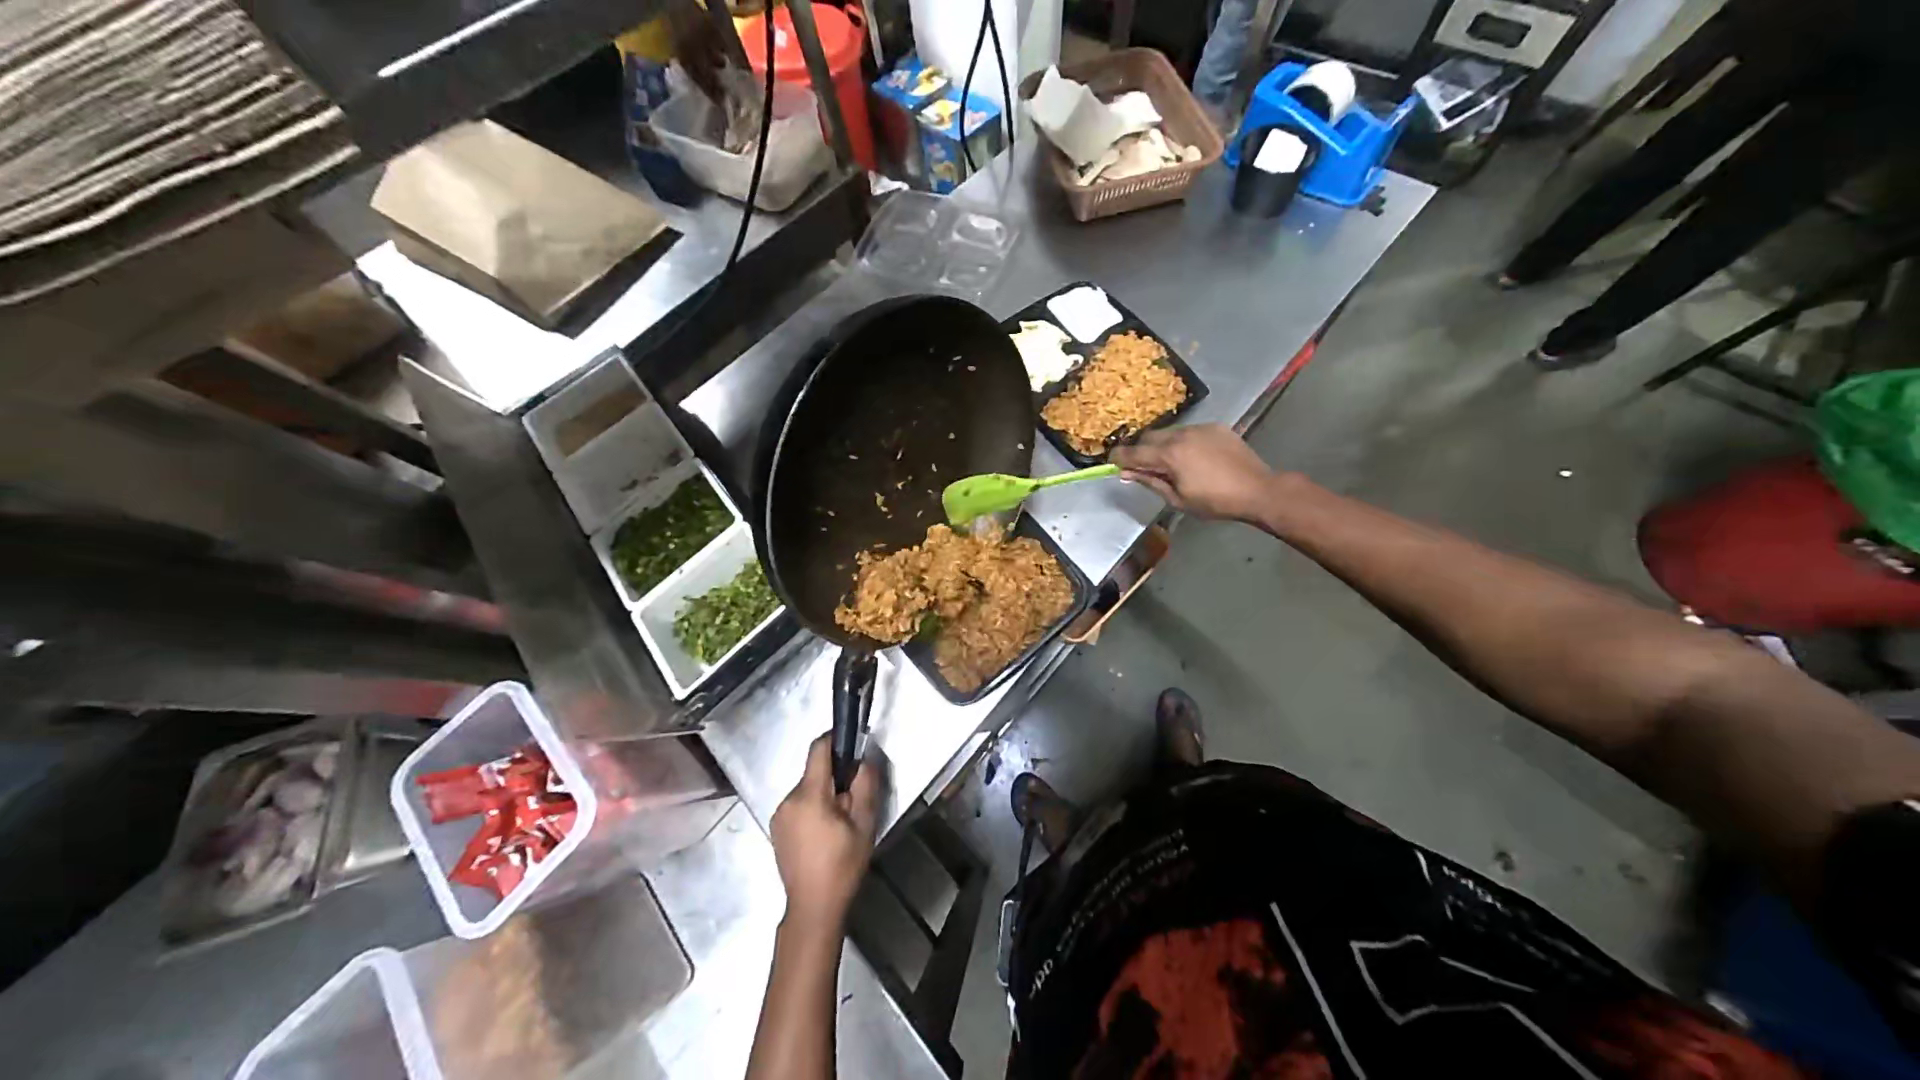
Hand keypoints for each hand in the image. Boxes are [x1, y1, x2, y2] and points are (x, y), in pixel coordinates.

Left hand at [771, 735, 880, 931]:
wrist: (814, 908)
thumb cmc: (842, 865)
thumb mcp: (864, 824)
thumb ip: (865, 785)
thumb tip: (863, 759)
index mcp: (809, 795)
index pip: (818, 750)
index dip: (835, 740)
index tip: (851, 744)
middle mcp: (788, 800)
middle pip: (814, 773)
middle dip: (835, 778)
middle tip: (854, 800)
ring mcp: (779, 816)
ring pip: (806, 790)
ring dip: (823, 795)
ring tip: (840, 822)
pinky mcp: (777, 830)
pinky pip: (798, 806)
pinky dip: (812, 810)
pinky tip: (824, 834)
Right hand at [1111, 425, 1280, 522]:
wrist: (1257, 489)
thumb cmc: (1215, 502)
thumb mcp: (1177, 499)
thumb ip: (1150, 482)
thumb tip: (1126, 473)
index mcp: (1169, 455)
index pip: (1133, 452)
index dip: (1118, 457)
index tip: (1112, 462)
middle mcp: (1181, 434)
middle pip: (1149, 437)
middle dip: (1141, 450)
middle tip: (1143, 467)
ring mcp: (1200, 428)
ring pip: (1169, 432)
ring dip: (1163, 445)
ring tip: (1171, 463)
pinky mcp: (1215, 427)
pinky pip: (1190, 431)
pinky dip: (1183, 442)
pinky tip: (1193, 457)